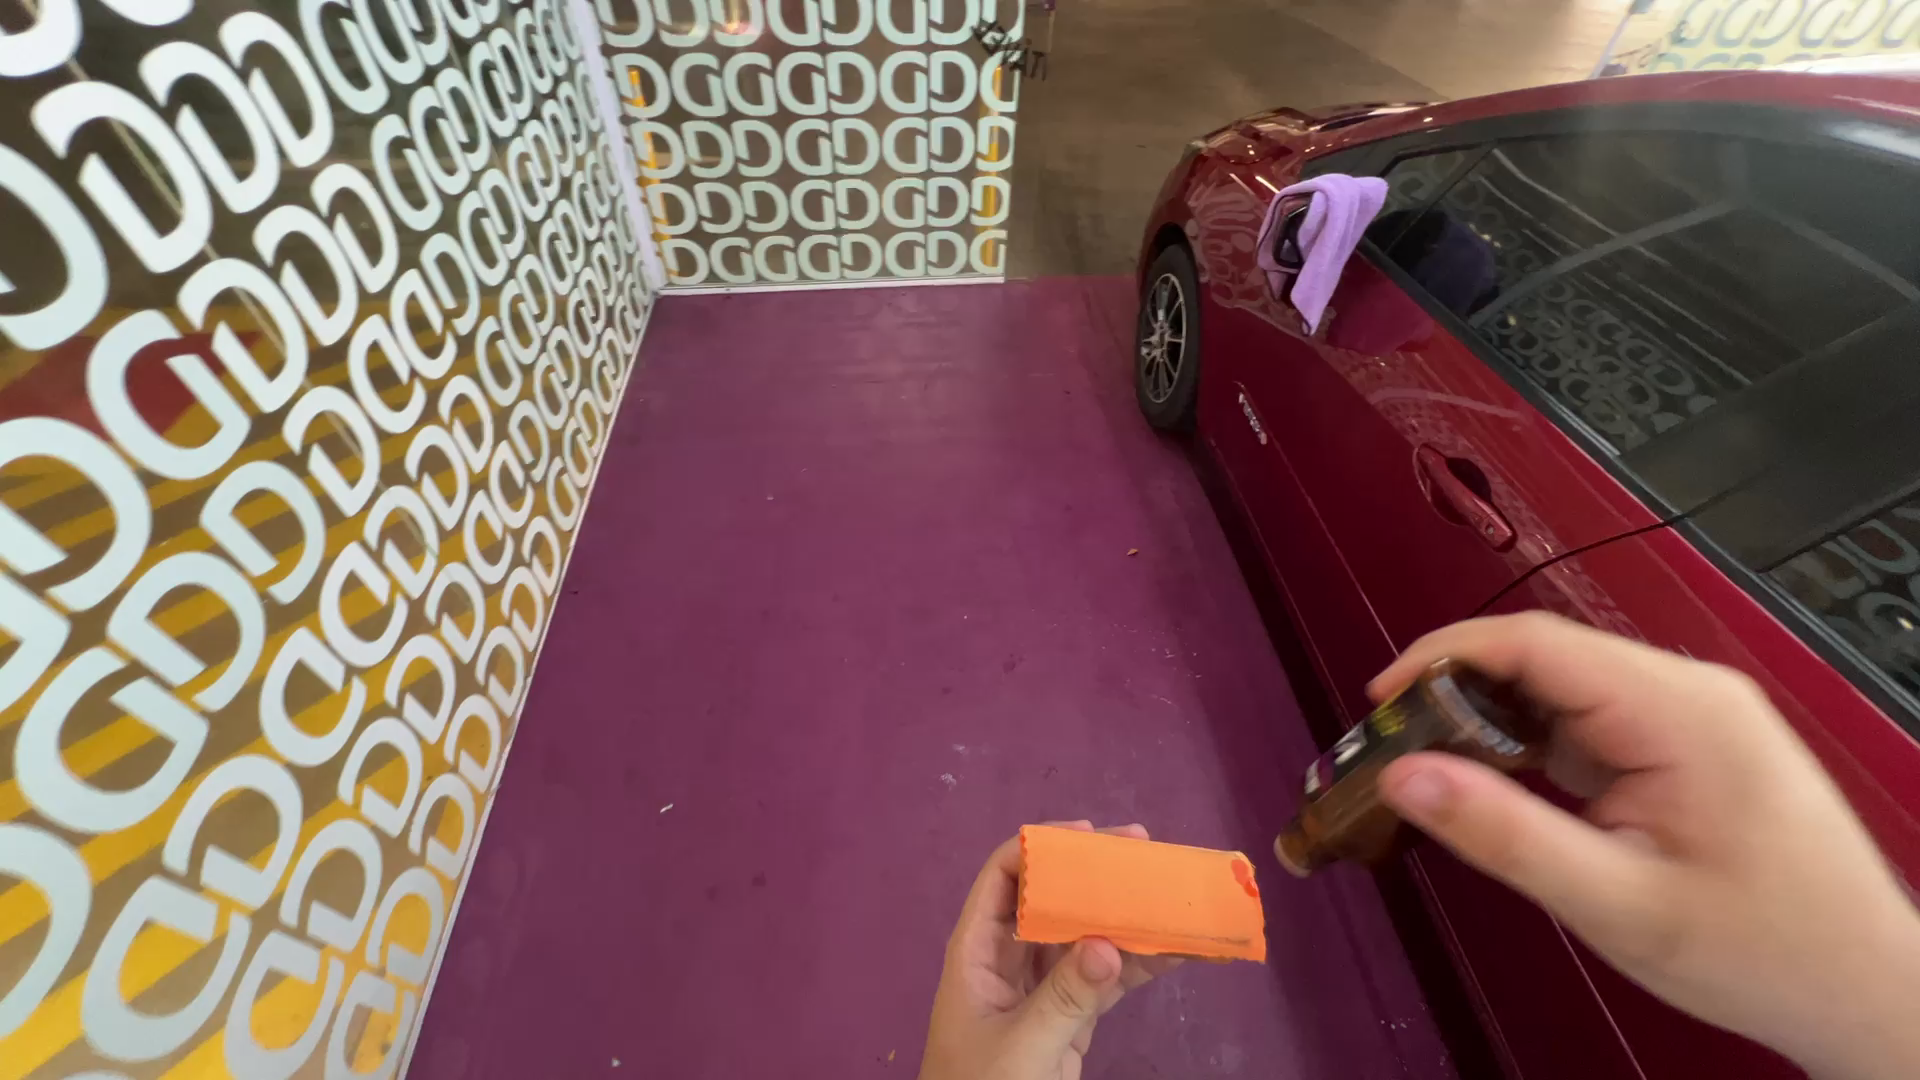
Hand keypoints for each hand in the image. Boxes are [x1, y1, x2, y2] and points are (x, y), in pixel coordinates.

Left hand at [918, 822, 1182, 1079]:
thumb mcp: (1018, 1048)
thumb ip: (1063, 998)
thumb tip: (1108, 944)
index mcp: (978, 947)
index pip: (1004, 875)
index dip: (1040, 847)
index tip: (1088, 836)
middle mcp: (1009, 955)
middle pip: (1051, 897)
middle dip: (1095, 873)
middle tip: (1143, 849)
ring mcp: (1040, 986)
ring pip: (1084, 935)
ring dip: (1125, 916)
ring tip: (1169, 893)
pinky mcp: (1068, 1018)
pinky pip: (1104, 979)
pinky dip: (1138, 965)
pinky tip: (1176, 951)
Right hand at [1369, 613, 1919, 1079]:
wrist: (1881, 1003)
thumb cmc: (1761, 954)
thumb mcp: (1618, 906)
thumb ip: (1505, 835)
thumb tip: (1398, 774)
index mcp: (1676, 708)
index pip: (1532, 642)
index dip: (1441, 657)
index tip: (1380, 701)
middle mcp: (1679, 688)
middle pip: (1536, 652)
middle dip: (1452, 684)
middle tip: (1396, 736)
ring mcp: (1679, 709)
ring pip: (1548, 678)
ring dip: (1480, 708)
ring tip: (1432, 755)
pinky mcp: (1670, 734)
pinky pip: (1570, 709)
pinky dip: (1515, 731)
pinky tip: (1494, 771)